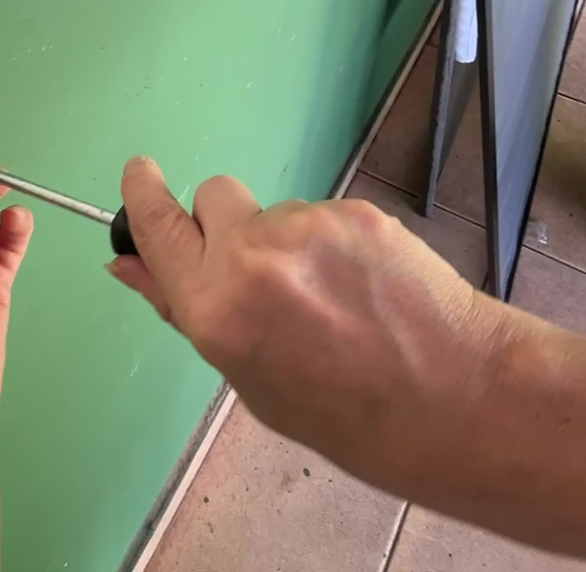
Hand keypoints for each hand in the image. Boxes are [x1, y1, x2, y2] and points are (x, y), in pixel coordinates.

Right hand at [105, 158, 535, 496]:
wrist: (458, 399)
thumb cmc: (342, 415)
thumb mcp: (247, 379)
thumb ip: (185, 311)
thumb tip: (127, 266)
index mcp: (216, 310)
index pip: (158, 227)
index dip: (141, 193)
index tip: (139, 170)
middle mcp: (253, 257)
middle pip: (213, 194)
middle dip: (224, 221)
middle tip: (260, 267)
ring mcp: (308, 225)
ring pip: (274, 211)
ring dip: (286, 241)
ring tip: (332, 294)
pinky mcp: (355, 209)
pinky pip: (323, 216)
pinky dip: (331, 243)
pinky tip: (365, 284)